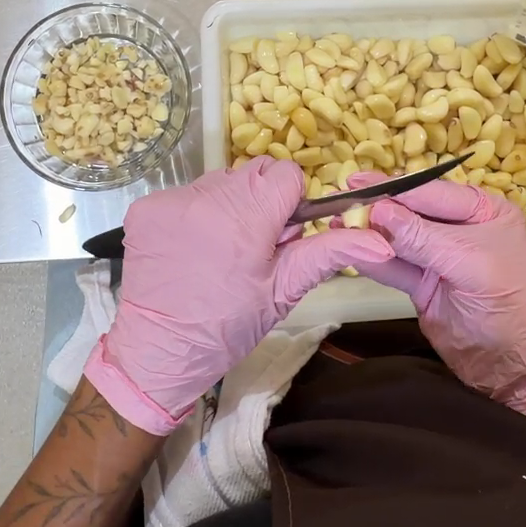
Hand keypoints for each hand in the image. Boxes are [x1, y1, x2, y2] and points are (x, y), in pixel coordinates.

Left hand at [84, 157, 392, 434]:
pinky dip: (193, 215)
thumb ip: (329, 255)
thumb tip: (379, 241)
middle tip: (252, 249)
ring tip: (219, 251)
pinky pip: (185, 195)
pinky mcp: (146, 207)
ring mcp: (173, 198)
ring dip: (228, 206)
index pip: (286, 173)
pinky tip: (190, 250)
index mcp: (249, 213)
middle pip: (253, 173)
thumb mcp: (283, 292)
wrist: (158, 353)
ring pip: (220, 182)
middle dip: (261, 202)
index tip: (280, 237)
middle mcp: (208, 194)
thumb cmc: (228, 327)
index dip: (291, 203)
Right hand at [350, 174, 525, 422]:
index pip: (432, 191)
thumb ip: (422, 238)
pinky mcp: (423, 284)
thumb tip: (378, 210)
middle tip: (340, 200)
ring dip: (368, 232)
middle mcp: (460, 228)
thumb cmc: (510, 309)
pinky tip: (346, 247)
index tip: (357, 182)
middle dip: (377, 207)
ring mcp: (439, 257)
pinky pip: (393, 266)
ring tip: (335, 221)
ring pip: (397, 238)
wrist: (519, 374)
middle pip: (410, 211)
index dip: (395, 187)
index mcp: (483, 211)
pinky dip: (371, 258)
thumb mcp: (470, 265)